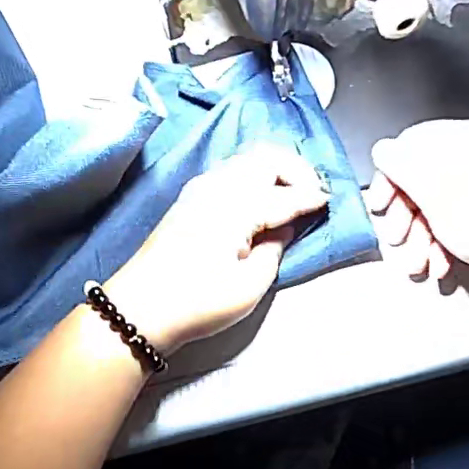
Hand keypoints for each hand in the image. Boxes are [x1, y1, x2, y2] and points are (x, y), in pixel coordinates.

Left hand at [104, 148, 329, 351]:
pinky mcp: (188, 199)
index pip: (284, 194)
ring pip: (245, 160)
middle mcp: (217, 187)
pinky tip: (260, 196)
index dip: (310, 197)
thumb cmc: (197, 303)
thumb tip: (284, 228)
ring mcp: (199, 190)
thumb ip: (275, 249)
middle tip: (312, 192)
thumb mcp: (249, 286)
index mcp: (236, 207)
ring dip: (272, 169)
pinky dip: (252, 175)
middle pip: (264, 158)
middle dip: (295, 169)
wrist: (139, 310)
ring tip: (290, 192)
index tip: (329, 202)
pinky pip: (230, 171)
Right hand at [365, 120, 468, 317]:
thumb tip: (384, 150)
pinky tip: (442, 265)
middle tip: (397, 238)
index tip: (381, 203)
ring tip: (419, 263)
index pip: (415, 146)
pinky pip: (461, 227)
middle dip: (406, 216)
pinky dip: (445, 247)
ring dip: (422, 239)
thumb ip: (404, 166)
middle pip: (426, 181)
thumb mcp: (436, 191)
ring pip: (441, 209)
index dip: (391, 176)